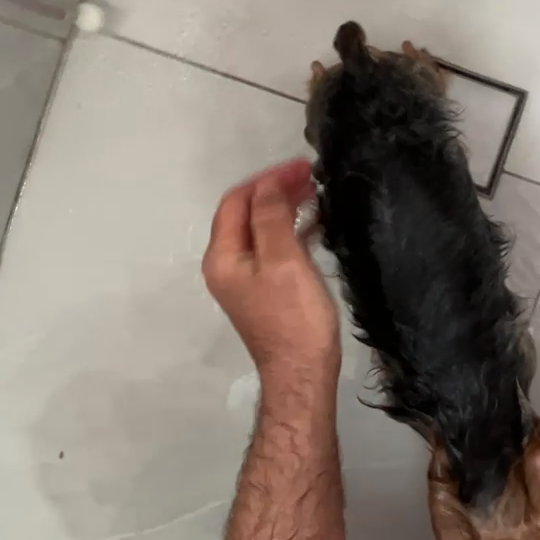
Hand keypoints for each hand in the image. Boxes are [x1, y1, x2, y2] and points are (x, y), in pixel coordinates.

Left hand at [203, 159, 340, 386]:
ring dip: (285, 208)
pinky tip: (315, 224)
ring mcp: (247, 279)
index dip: (266, 179)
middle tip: (312, 176)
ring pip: (262, 230)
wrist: (302, 372)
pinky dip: (291, 229)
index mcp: (224, 257)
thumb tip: (268, 185)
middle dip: (275, 190)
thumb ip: (271, 217)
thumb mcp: (283, 260)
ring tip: (316, 194)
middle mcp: (228, 265)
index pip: (237, 202)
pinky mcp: (267, 289)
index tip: (302, 167)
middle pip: (246, 214)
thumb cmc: (294, 316)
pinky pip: (274, 248)